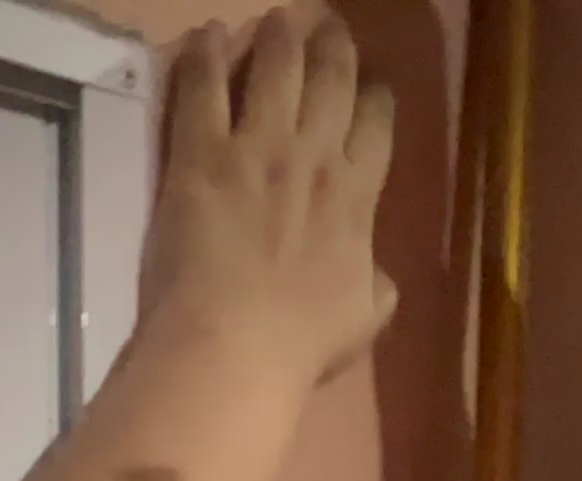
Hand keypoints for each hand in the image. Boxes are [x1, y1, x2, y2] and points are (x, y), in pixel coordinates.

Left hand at [137, 8, 396, 385]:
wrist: (235, 347)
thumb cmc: (298, 345)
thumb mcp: (362, 320)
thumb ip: (376, 288)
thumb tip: (380, 276)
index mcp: (355, 197)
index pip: (376, 126)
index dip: (374, 100)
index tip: (370, 89)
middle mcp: (314, 157)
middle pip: (332, 81)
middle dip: (333, 48)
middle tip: (327, 28)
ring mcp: (257, 149)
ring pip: (275, 67)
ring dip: (278, 36)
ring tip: (275, 19)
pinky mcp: (201, 156)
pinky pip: (204, 88)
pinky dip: (206, 56)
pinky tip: (206, 36)